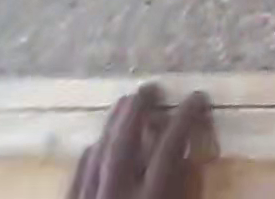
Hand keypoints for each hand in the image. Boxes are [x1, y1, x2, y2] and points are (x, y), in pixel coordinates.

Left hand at [66, 84, 209, 198]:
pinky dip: (90, 155)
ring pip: (98, 155)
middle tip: (151, 87)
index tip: (197, 96)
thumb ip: (188, 185)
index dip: (186, 116)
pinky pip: (77, 178)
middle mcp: (117, 195)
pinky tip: (100, 142)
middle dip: (138, 109)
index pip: (171, 145)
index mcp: (151, 197)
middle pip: (124, 143)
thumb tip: (189, 150)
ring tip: (126, 101)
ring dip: (113, 124)